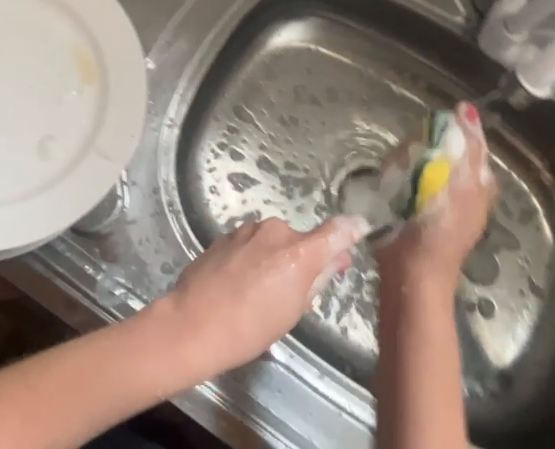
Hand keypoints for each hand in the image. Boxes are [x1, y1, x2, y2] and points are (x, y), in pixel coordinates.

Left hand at [149, 214, 368, 380]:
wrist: (193, 323)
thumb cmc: (250, 327)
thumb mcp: (293, 311)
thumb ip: (317, 279)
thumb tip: (335, 259)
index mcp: (299, 252)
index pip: (337, 230)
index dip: (352, 229)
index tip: (362, 227)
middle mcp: (275, 231)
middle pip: (301, 240)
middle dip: (304, 258)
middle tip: (296, 289)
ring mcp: (247, 230)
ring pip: (274, 241)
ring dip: (276, 258)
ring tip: (261, 291)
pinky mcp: (225, 235)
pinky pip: (251, 244)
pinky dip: (253, 257)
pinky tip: (240, 283)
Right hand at [377, 102, 494, 295]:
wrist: (412, 271)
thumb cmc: (441, 230)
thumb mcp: (462, 185)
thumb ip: (467, 147)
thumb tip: (468, 109)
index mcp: (478, 182)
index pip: (466, 139)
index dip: (448, 132)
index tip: (429, 132)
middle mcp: (459, 186)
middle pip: (439, 147)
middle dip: (423, 148)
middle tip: (412, 158)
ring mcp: (433, 194)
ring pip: (418, 158)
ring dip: (406, 161)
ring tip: (399, 174)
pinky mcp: (410, 202)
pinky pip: (402, 174)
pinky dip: (396, 175)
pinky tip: (390, 183)